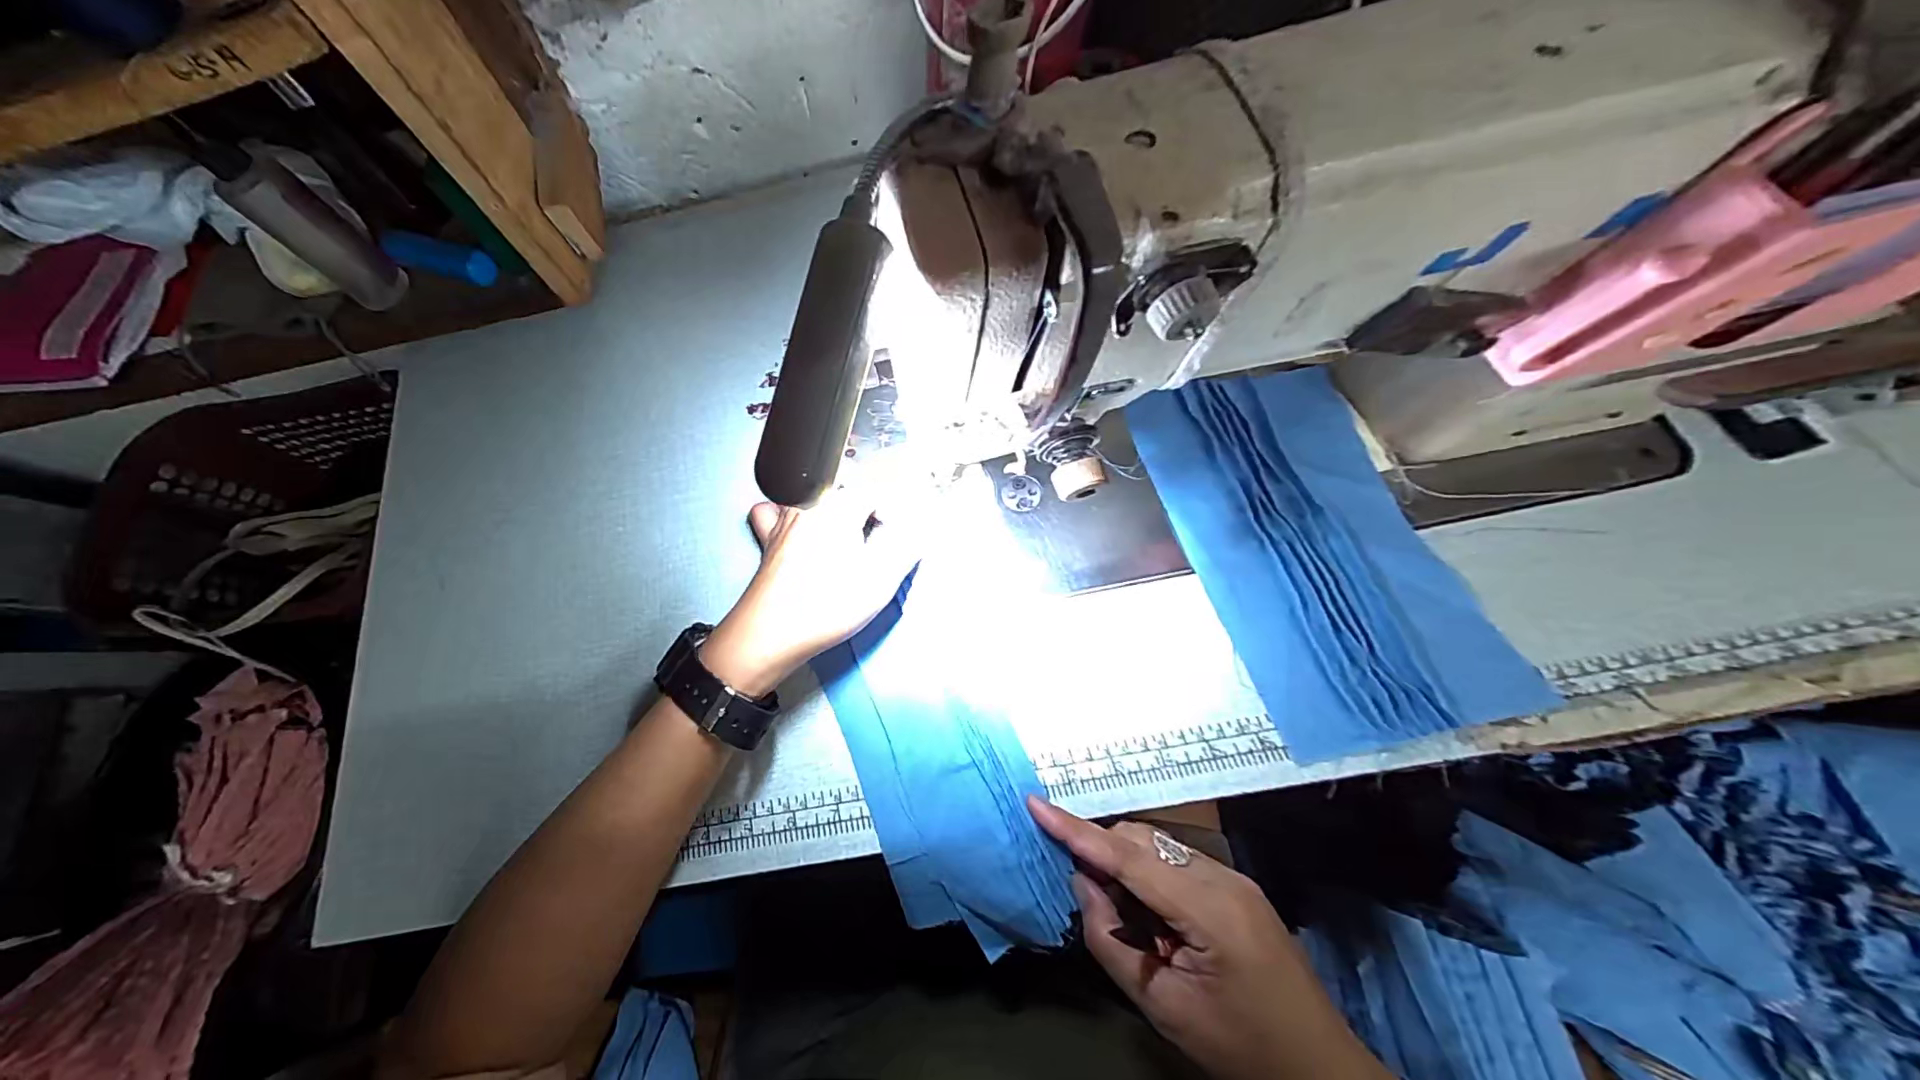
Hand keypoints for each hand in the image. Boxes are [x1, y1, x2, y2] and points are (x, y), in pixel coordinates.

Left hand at [700, 490, 919, 697]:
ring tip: (845, 550)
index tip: (899, 540)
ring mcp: (785, 519)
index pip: (879, 493)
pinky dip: (794, 518)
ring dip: (837, 517)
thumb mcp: (882, 579)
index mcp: (839, 505)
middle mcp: (809, 503)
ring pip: (819, 500)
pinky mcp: (768, 538)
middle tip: (876, 551)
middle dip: (869, 517)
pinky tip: (803, 536)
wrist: (770, 635)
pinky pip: (779, 513)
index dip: (896, 516)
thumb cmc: (824, 608)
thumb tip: (922, 529)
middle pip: (850, 494)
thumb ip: (908, 546)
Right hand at [1027, 797, 1390, 1079]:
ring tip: (1114, 906)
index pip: (1128, 856)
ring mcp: (1235, 879)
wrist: (1318, 1069)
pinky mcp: (1238, 888)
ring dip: (1125, 861)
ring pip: (1159, 846)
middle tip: (1077, 883)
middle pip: (1143, 840)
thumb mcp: (1164, 1006)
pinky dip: (1148, 873)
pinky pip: (1178, 863)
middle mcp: (1223, 877)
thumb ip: (1112, 940)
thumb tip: (1084, 883)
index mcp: (1209, 907)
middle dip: (1101, 848)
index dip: (1077, 830)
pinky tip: (1147, 912)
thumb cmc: (1239, 1046)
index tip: (1037, 805)